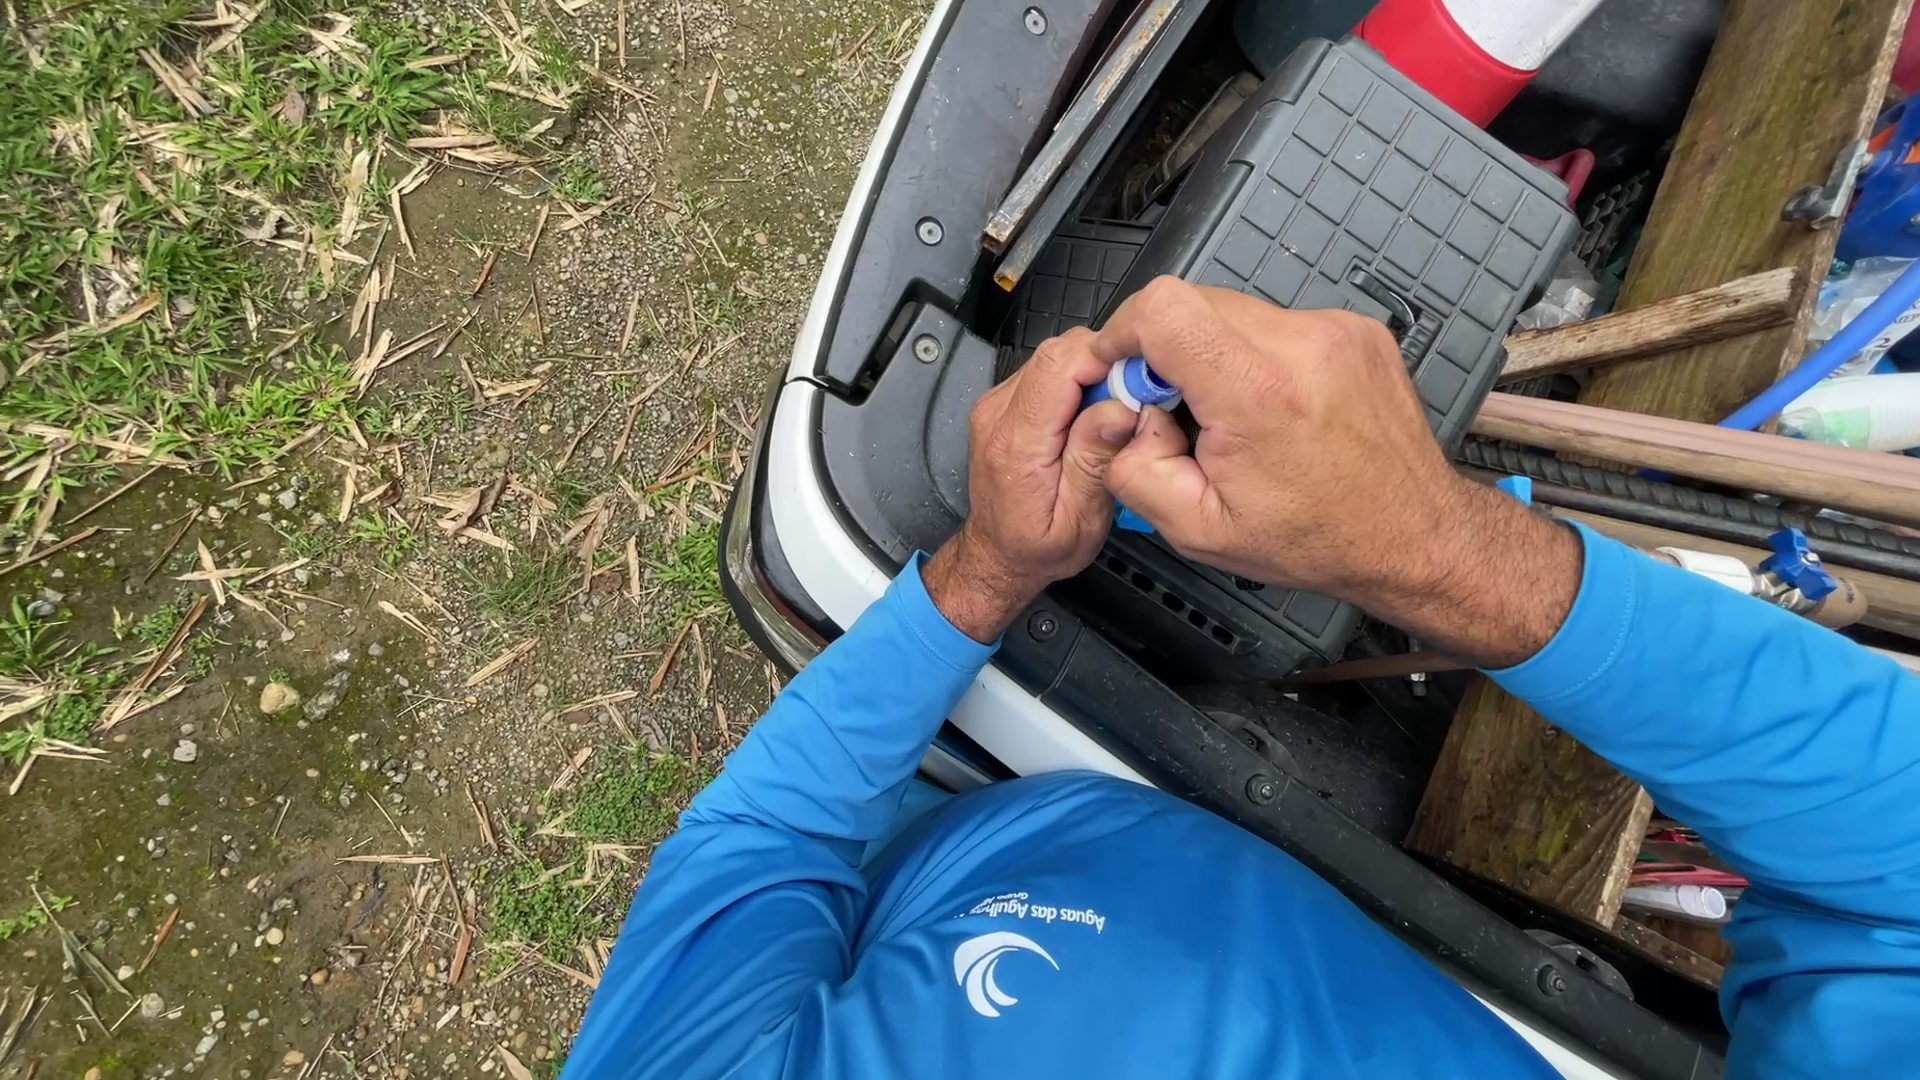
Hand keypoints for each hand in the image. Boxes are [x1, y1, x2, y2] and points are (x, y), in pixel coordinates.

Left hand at [923, 328, 1138, 641]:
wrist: (998, 556)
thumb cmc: (1036, 547)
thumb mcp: (1081, 520)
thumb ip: (1096, 461)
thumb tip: (1121, 408)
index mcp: (1017, 443)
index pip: (1060, 363)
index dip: (1106, 361)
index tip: (1138, 384)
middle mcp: (998, 415)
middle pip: (1059, 352)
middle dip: (1104, 367)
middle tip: (1129, 407)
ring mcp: (997, 406)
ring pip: (1055, 358)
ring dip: (1091, 377)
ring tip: (1108, 421)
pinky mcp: (1003, 405)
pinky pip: (1047, 374)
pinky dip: (1075, 387)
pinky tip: (1086, 421)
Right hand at [1094, 278, 1579, 666]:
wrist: (1411, 532)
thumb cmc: (1316, 536)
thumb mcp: (1197, 530)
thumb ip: (1134, 470)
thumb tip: (1125, 418)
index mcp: (1258, 394)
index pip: (1163, 310)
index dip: (1122, 332)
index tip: (1121, 369)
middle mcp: (1302, 346)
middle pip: (1188, 300)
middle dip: (1159, 348)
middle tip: (1169, 405)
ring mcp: (1333, 329)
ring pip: (1226, 307)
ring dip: (1202, 350)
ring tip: (1221, 412)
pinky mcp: (1350, 328)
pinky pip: (1268, 319)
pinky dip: (1244, 353)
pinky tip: (1260, 403)